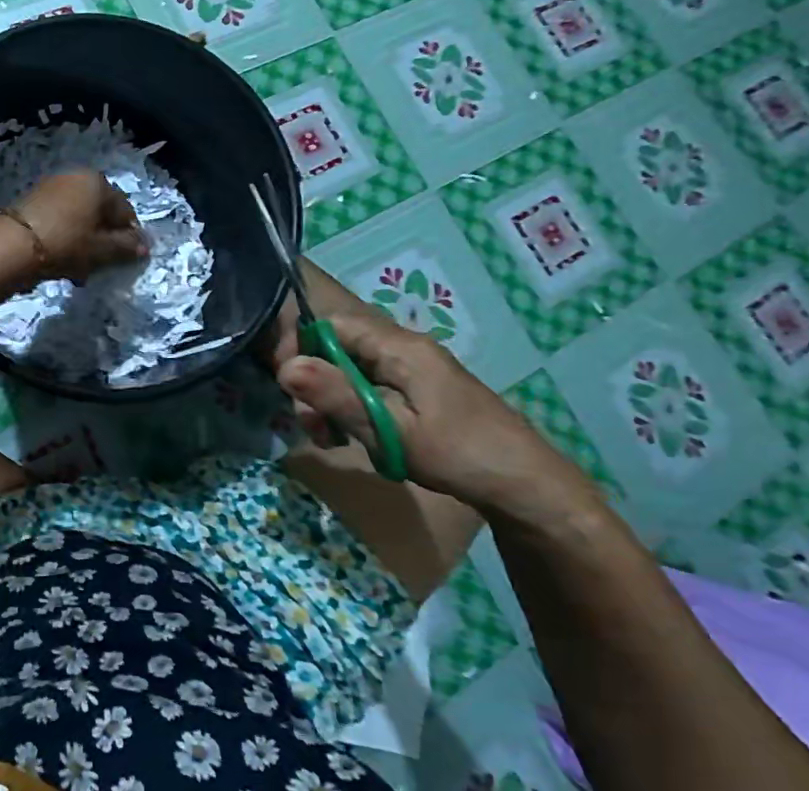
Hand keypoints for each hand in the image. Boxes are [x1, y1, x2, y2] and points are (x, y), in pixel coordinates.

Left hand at [8, 171, 146, 281]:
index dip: (129, 237)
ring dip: (85, 241)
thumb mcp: (101, 250)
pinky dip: (67, 236)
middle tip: (101, 265)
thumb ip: (126, 247)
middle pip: (101, 212)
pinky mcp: (33, 198)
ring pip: (80, 217)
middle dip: (104, 239)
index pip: (125, 211)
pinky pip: (61, 218)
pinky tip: (62, 258)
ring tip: (79, 268)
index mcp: (99, 183)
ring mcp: (53, 185)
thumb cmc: (66, 244)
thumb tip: (144, 247)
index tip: (126, 259)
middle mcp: (77, 177)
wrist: (12, 246)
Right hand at [275, 312, 590, 515]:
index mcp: (399, 348)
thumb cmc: (457, 453)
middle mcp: (405, 349)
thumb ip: (337, 395)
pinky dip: (357, 410)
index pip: (333, 325)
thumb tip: (284, 366)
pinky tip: (361, 440)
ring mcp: (415, 370)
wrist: (524, 484)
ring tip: (335, 441)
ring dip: (335, 402)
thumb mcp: (390, 428)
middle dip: (317, 385)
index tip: (290, 388)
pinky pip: (374, 388)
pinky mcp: (421, 391)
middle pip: (341, 350)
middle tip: (315, 430)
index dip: (303, 348)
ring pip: (355, 372)